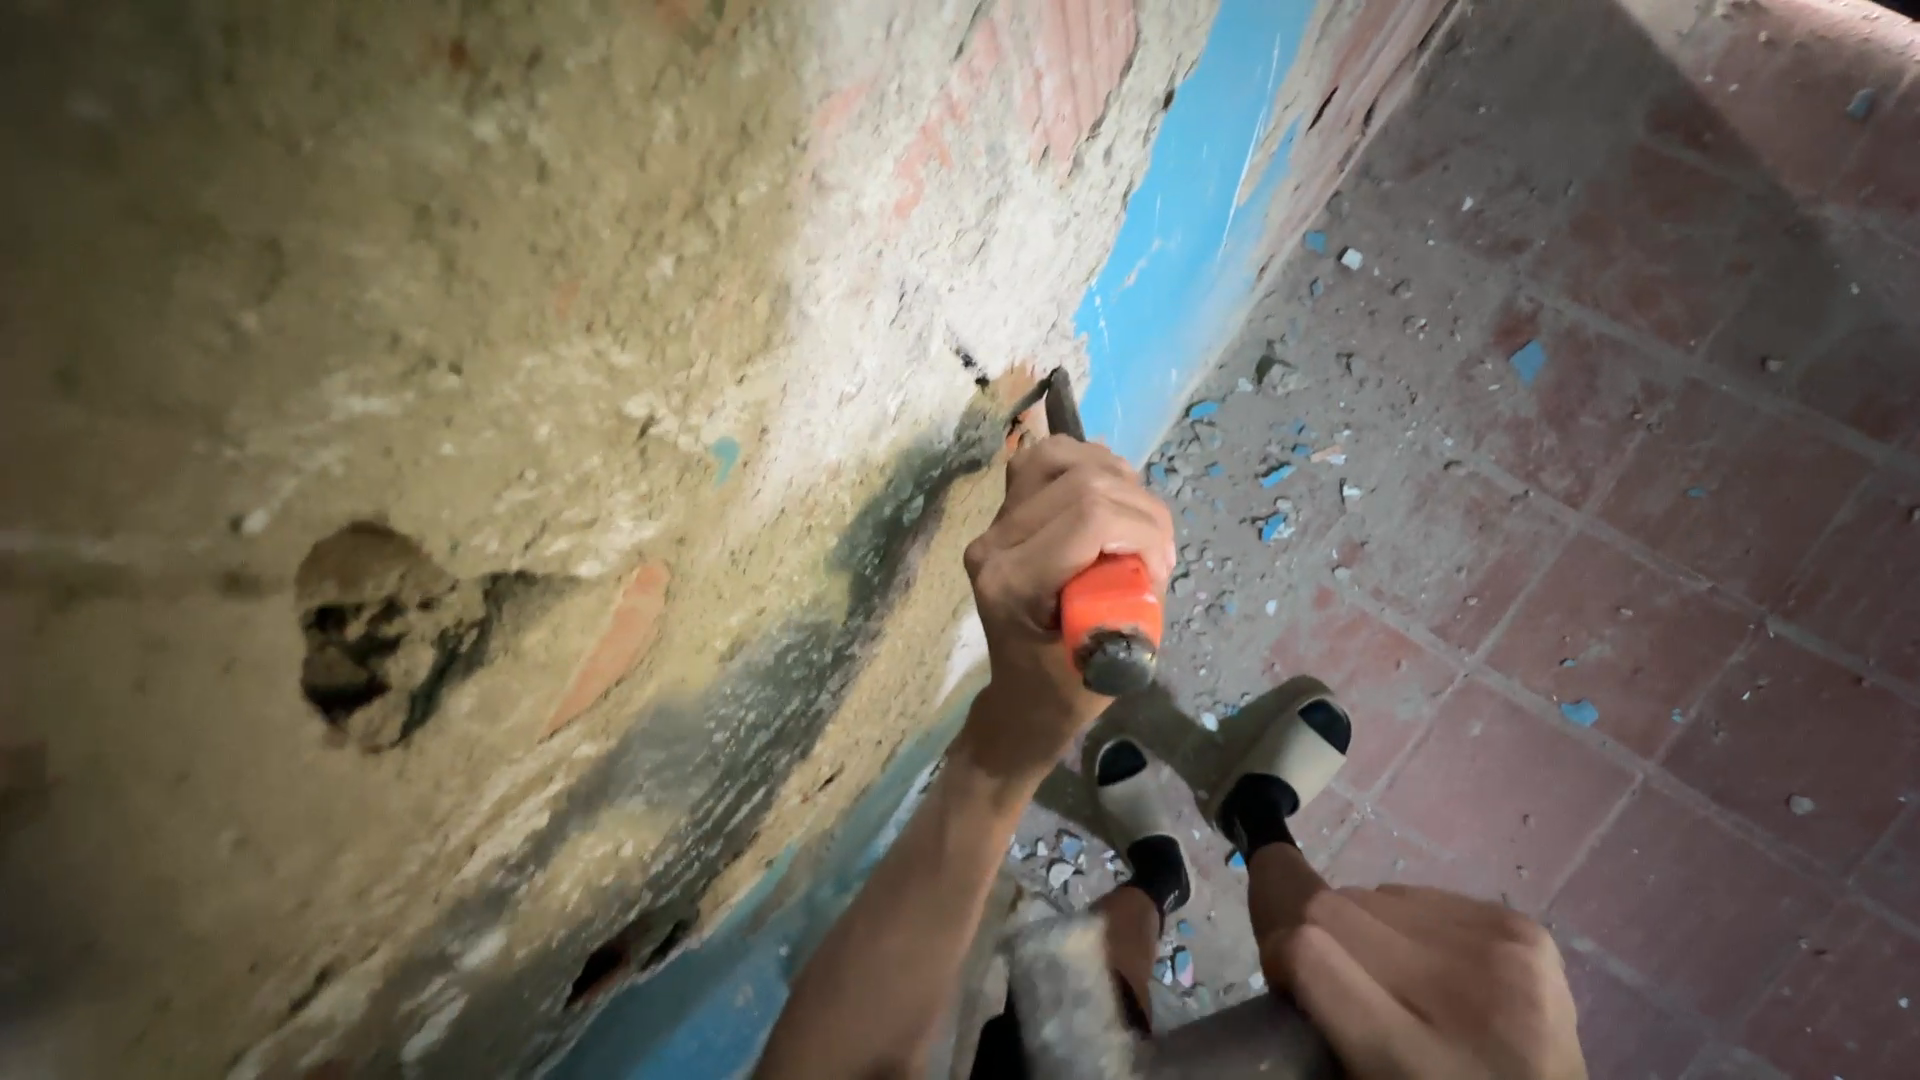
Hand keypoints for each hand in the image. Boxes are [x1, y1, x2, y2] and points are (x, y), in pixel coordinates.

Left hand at [957, 435, 1173, 783]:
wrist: (1023, 696)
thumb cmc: (1066, 689)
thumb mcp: (1113, 660)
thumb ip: (1132, 598)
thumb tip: (1150, 548)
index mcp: (1014, 583)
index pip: (1090, 516)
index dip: (1142, 530)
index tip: (1160, 568)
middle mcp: (993, 545)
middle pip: (1081, 480)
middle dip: (1139, 507)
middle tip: (1155, 553)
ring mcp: (993, 526)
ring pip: (1057, 457)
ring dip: (1113, 476)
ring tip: (1133, 518)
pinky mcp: (1003, 516)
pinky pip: (1043, 462)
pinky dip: (1087, 465)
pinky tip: (1110, 496)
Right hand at [1267, 885, 1585, 1079]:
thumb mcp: (1358, 1079)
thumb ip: (1315, 1009)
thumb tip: (1282, 938)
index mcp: (1414, 1060)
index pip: (1306, 950)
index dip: (1279, 952)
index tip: (1287, 978)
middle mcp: (1467, 996)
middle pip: (1333, 909)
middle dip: (1320, 938)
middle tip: (1343, 985)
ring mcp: (1502, 954)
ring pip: (1371, 894)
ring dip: (1365, 928)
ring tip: (1398, 980)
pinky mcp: (1523, 928)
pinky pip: (1414, 892)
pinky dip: (1407, 923)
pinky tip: (1436, 969)